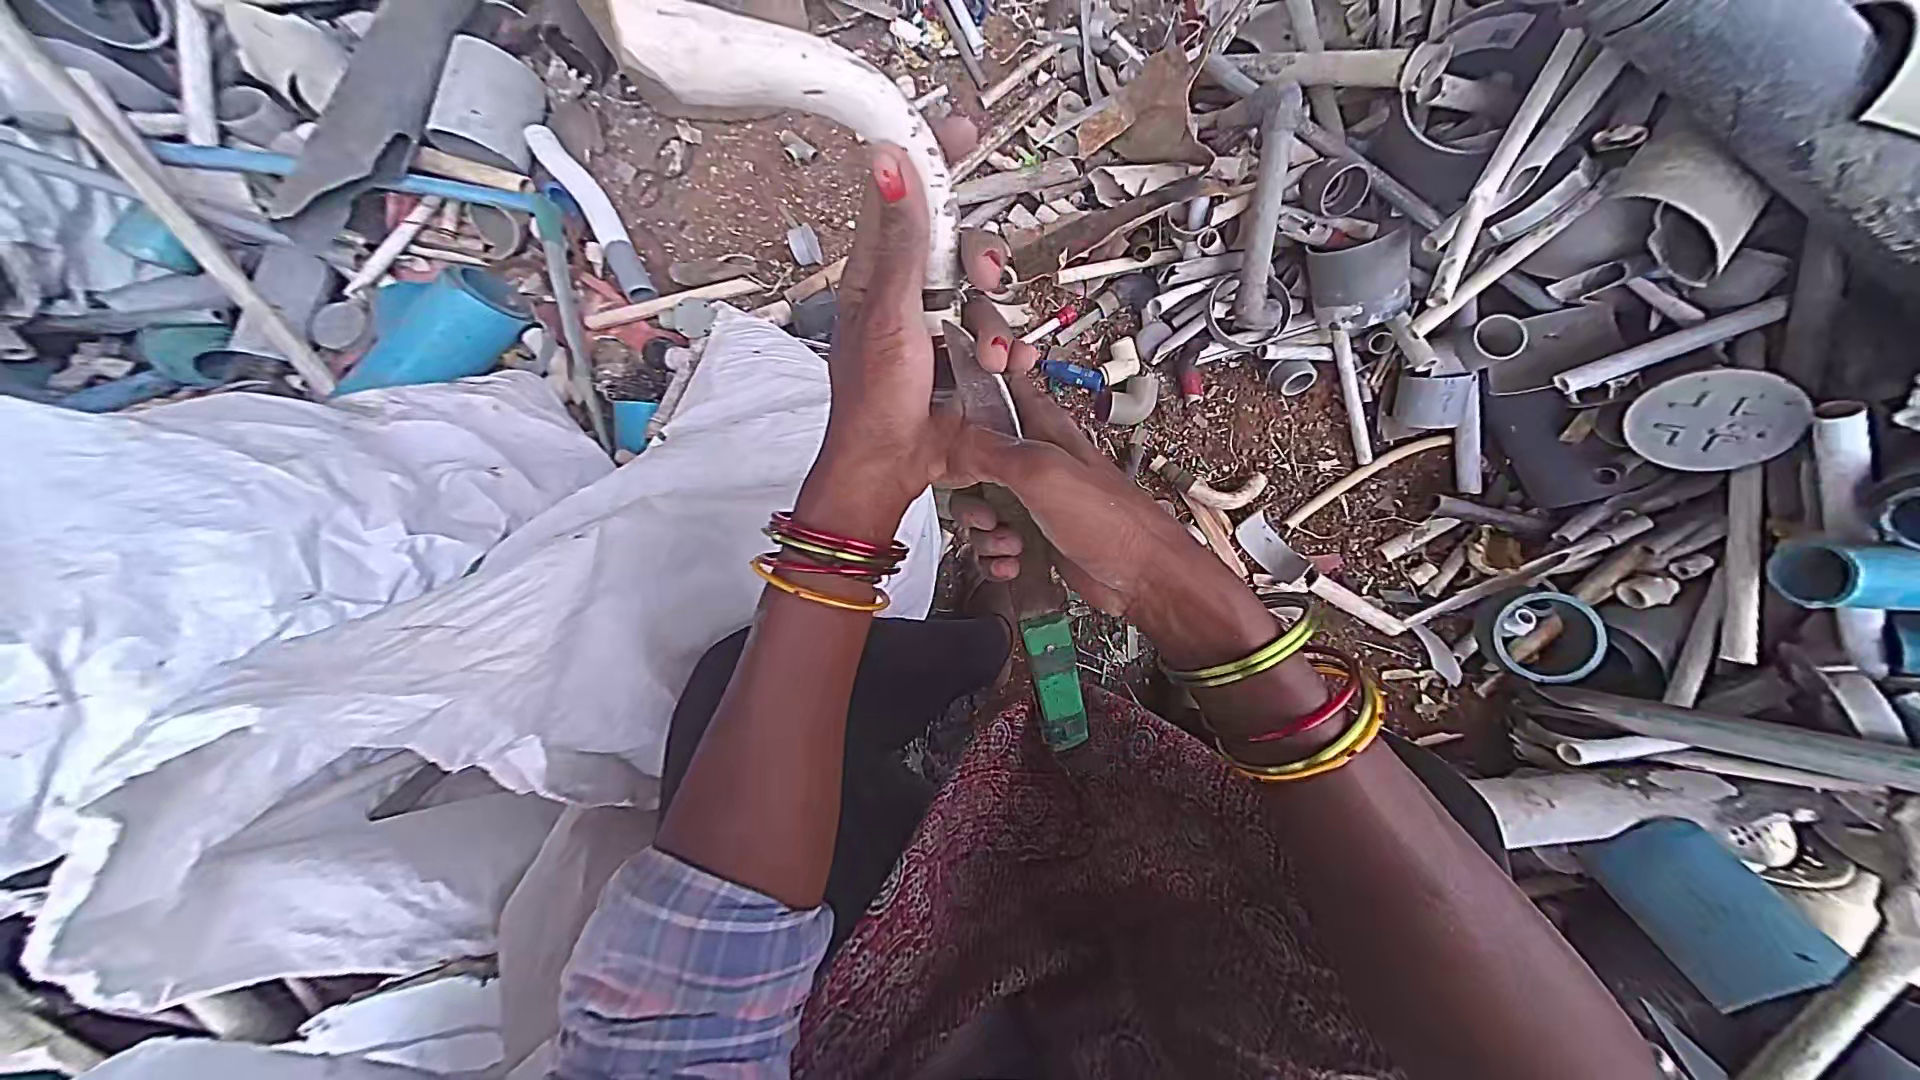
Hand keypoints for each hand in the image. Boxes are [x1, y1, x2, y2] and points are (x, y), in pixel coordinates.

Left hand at [797, 122, 1010, 540]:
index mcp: (879, 277)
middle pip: (960, 247)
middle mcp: (912, 298)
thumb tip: (890, 164)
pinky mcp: (966, 363)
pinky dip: (1012, 351)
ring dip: (994, 327)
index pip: (906, 201)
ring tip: (986, 358)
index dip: (932, 163)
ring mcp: (941, 332)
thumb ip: (901, 243)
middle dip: (982, 259)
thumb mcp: (887, 315)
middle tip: (984, 276)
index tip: (961, 132)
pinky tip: (1010, 366)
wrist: (892, 464)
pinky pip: (1001, 340)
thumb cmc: (873, 400)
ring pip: (986, 299)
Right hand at [945, 377, 1278, 670]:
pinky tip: (1017, 560)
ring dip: (986, 534)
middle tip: (989, 509)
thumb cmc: (1114, 522)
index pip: (996, 393)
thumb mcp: (1045, 473)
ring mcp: (1032, 501)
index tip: (952, 430)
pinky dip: (997, 558)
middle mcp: (1034, 462)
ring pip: (978, 510)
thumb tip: (948, 444)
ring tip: (1012, 542)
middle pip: (971, 463)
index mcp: (1041, 430)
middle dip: (969, 494)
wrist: (1140, 578)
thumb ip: (990, 451)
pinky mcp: (1032, 536)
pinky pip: (992, 544)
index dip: (969, 403)